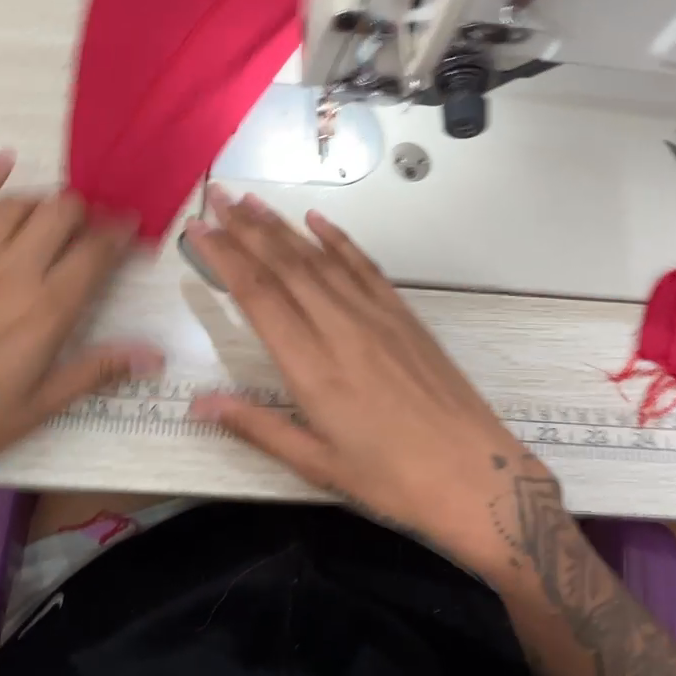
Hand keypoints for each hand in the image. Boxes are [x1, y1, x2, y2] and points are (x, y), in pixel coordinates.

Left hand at [0, 151, 161, 551]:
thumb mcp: (39, 407)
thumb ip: (97, 370)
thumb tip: (155, 355)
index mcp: (47, 309)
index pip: (98, 252)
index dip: (122, 236)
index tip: (134, 234)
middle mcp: (12, 270)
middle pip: (63, 214)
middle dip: (89, 213)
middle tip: (96, 229)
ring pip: (19, 205)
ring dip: (47, 200)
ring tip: (58, 213)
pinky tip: (4, 162)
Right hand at [185, 188, 522, 542]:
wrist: (476, 476)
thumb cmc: (392, 480)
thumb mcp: (318, 465)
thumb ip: (257, 427)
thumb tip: (198, 403)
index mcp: (312, 368)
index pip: (258, 296)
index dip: (224, 257)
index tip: (198, 229)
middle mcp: (341, 329)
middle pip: (286, 265)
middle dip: (246, 227)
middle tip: (215, 195)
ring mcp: (378, 317)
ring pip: (321, 259)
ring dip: (283, 226)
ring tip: (251, 201)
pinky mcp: (405, 317)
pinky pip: (365, 267)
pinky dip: (339, 240)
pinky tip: (318, 220)